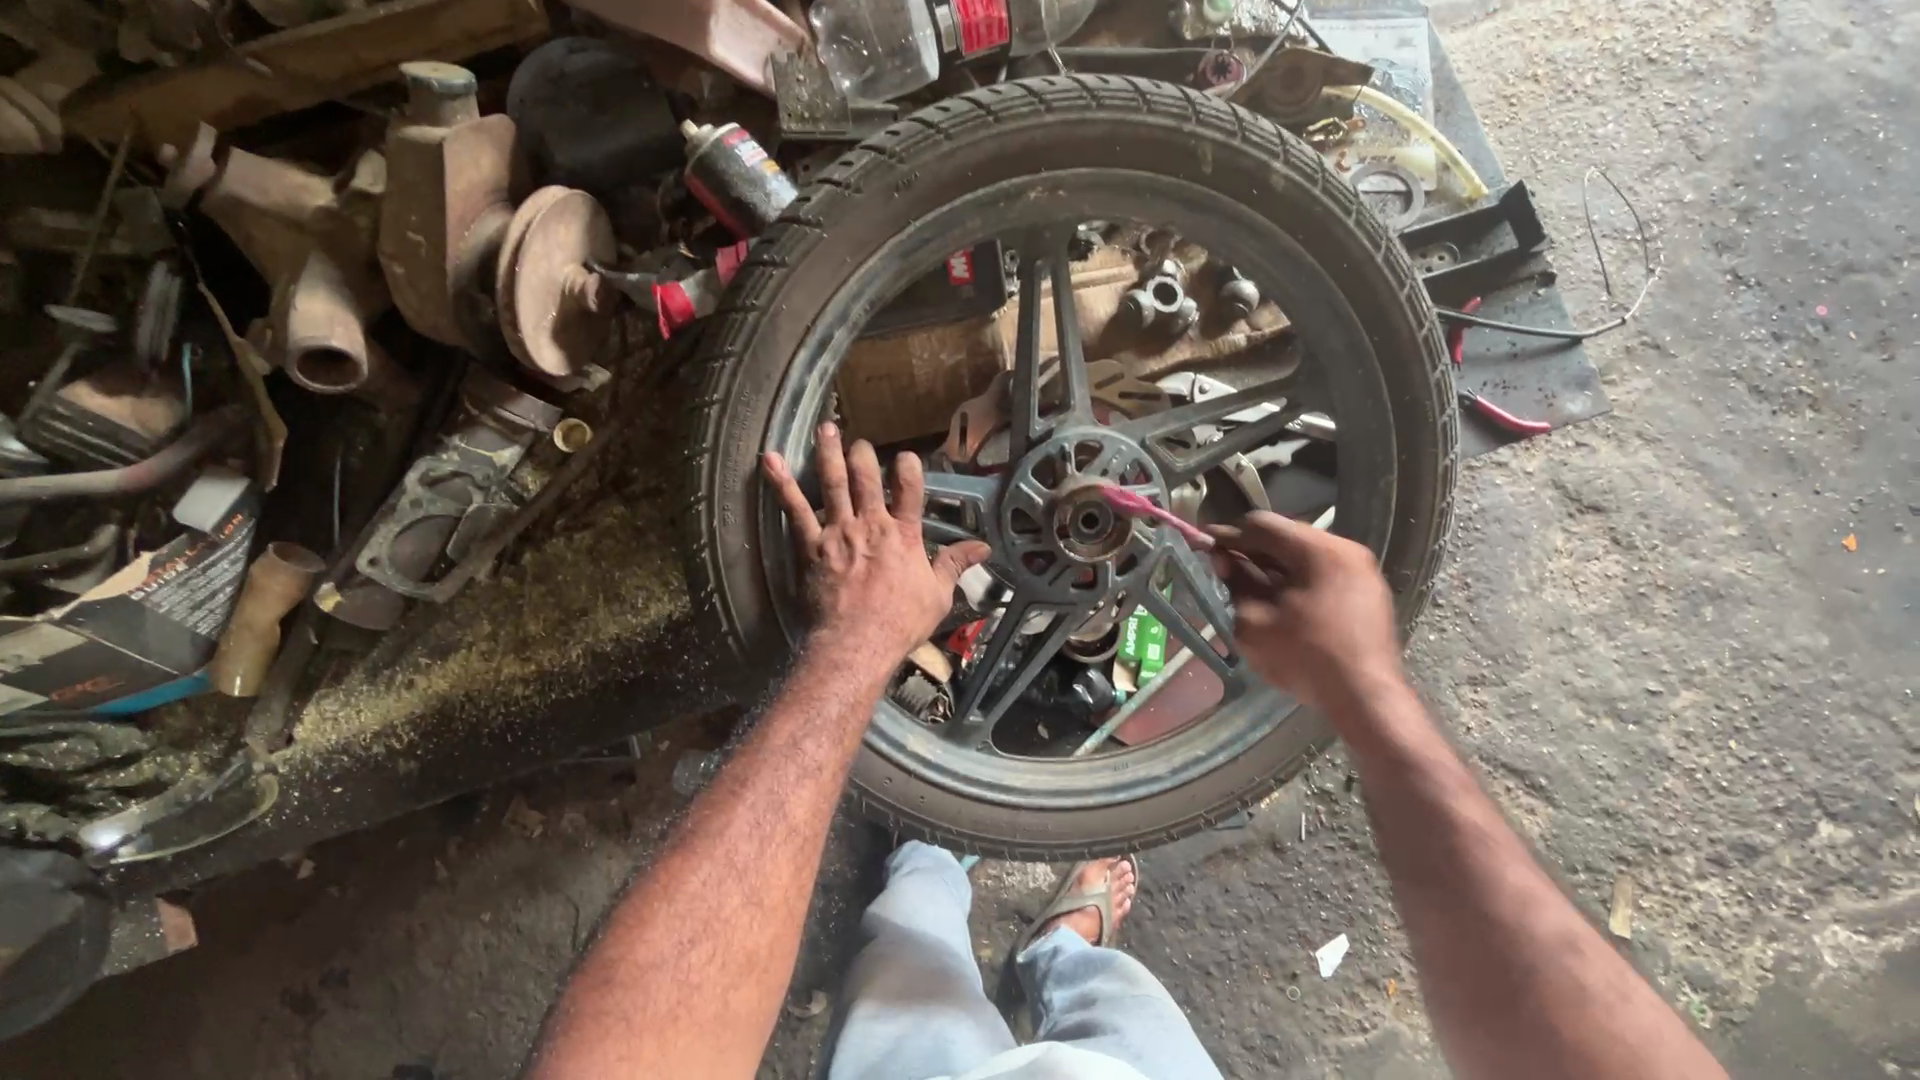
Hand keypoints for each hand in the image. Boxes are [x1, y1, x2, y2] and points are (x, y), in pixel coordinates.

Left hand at [763, 423, 990, 666]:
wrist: (857, 642)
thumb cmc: (899, 623)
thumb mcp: (938, 596)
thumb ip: (955, 565)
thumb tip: (983, 548)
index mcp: (904, 536)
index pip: (910, 490)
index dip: (909, 468)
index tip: (906, 457)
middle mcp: (870, 525)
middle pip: (867, 478)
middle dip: (863, 455)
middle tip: (859, 442)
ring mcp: (838, 532)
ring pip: (833, 483)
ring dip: (828, 453)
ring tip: (825, 429)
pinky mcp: (810, 545)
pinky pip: (794, 509)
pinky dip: (781, 483)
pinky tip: (771, 460)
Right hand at [1207, 512, 1403, 711]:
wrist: (1366, 698)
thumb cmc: (1306, 658)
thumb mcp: (1254, 622)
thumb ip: (1235, 584)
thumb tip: (1224, 561)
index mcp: (1319, 550)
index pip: (1263, 525)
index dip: (1229, 535)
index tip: (1204, 544)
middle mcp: (1346, 550)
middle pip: (1287, 537)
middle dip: (1252, 551)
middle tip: (1224, 568)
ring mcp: (1362, 572)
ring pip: (1305, 556)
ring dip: (1273, 566)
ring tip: (1248, 586)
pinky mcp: (1368, 593)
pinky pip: (1323, 574)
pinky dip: (1296, 580)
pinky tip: (1279, 602)